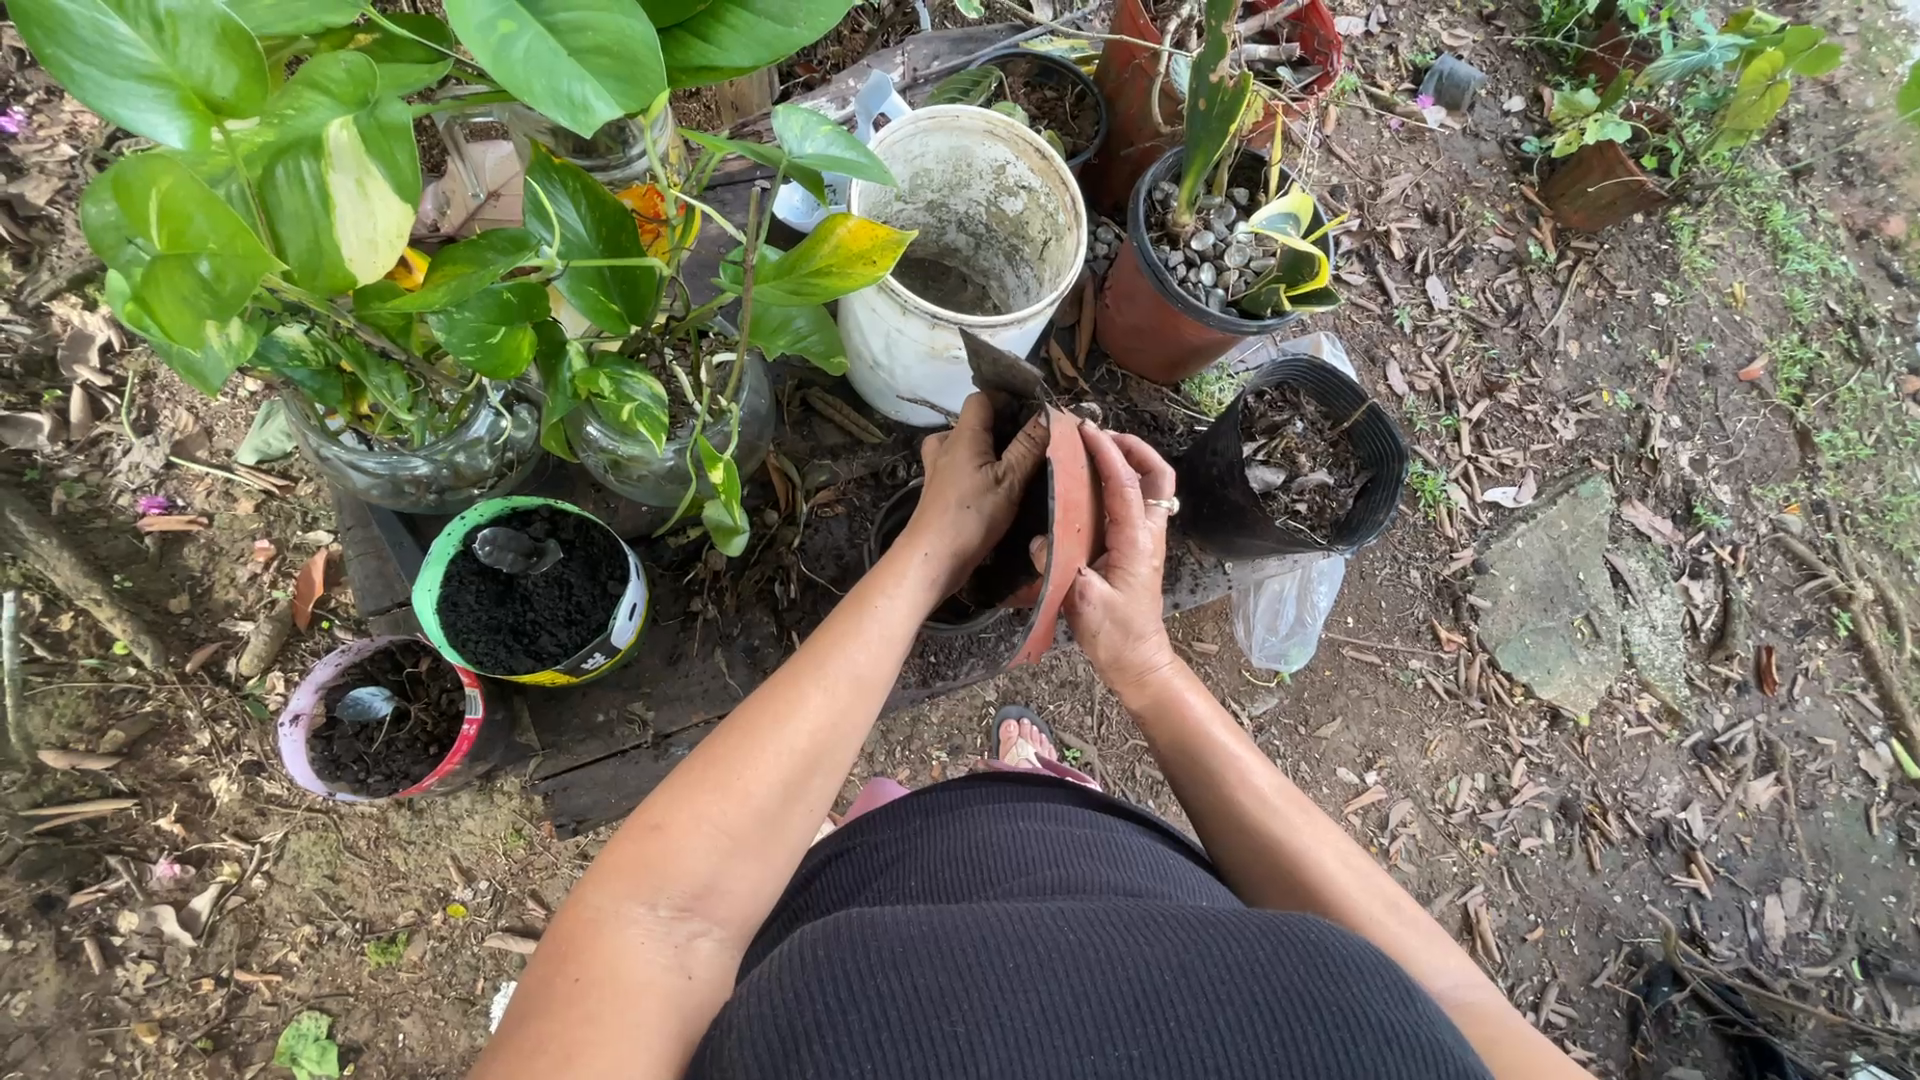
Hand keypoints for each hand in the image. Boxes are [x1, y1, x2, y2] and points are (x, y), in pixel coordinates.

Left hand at [894, 394, 1048, 598]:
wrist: (932, 558)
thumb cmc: (971, 515)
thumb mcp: (1010, 481)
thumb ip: (1029, 447)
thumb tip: (1047, 414)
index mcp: (962, 435)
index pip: (981, 398)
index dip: (1005, 400)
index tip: (1030, 414)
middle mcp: (944, 445)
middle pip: (972, 421)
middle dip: (999, 427)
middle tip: (1028, 443)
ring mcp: (936, 469)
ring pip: (963, 445)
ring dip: (985, 450)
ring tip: (1011, 466)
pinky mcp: (936, 490)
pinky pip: (958, 467)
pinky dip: (975, 469)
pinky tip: (992, 488)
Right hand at [1041, 422, 1182, 703]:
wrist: (1136, 661)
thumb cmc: (1114, 635)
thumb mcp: (1082, 602)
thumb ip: (1060, 566)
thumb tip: (1040, 539)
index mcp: (1136, 541)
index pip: (1125, 483)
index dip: (1107, 452)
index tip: (1085, 430)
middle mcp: (1148, 533)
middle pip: (1157, 475)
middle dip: (1133, 447)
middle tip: (1099, 435)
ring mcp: (1146, 540)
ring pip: (1152, 487)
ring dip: (1130, 462)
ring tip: (1095, 451)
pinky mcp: (1137, 549)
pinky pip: (1137, 503)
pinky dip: (1122, 482)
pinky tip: (1091, 487)